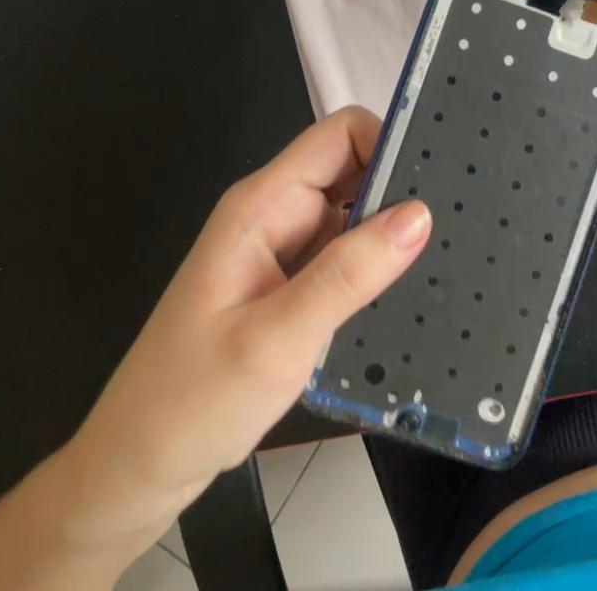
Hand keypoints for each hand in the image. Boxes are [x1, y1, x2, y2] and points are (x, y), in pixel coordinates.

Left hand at [67, 107, 429, 535]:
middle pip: (351, 171)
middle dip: (400, 191)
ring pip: (352, 216)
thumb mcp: (277, 338)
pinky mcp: (290, 288)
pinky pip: (345, 258)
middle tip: (454, 231)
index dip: (389, 142)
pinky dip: (376, 268)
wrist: (142, 461)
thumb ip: (348, 274)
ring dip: (391, 234)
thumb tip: (418, 215)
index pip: (339, 135)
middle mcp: (274, 216)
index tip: (438, 183)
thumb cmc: (193, 399)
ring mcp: (282, 253)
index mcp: (261, 206)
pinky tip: (408, 291)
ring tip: (443, 262)